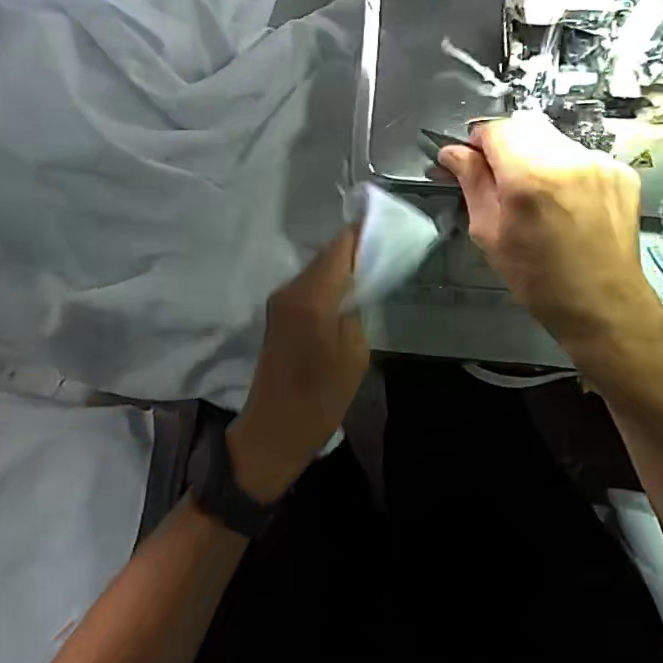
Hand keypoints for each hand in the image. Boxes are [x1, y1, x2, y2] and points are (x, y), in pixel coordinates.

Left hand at [227, 225, 367, 502]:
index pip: (339, 246)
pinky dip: (330, 282)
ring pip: (317, 268)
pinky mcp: (278, 313)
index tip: (389, 232)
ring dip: (342, 267)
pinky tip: (350, 294)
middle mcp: (291, 289)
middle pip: (327, 254)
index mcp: (312, 296)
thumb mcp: (355, 353)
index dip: (364, 234)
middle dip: (355, 249)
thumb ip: (358, 307)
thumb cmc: (320, 397)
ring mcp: (280, 300)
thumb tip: (361, 282)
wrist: (273, 430)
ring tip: (373, 273)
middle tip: (388, 253)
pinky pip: (309, 285)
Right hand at [436, 111, 662, 374]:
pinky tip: (566, 202)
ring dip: (537, 156)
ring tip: (537, 195)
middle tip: (501, 182)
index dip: (477, 142)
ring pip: (554, 139)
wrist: (603, 305)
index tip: (472, 163)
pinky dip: (566, 169)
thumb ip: (472, 184)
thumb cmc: (538, 278)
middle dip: (507, 147)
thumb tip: (452, 152)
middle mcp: (568, 157)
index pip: (495, 128)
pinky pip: (581, 156)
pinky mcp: (621, 172)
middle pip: (525, 127)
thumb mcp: (490, 234)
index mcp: (529, 174)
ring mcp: (600, 163)